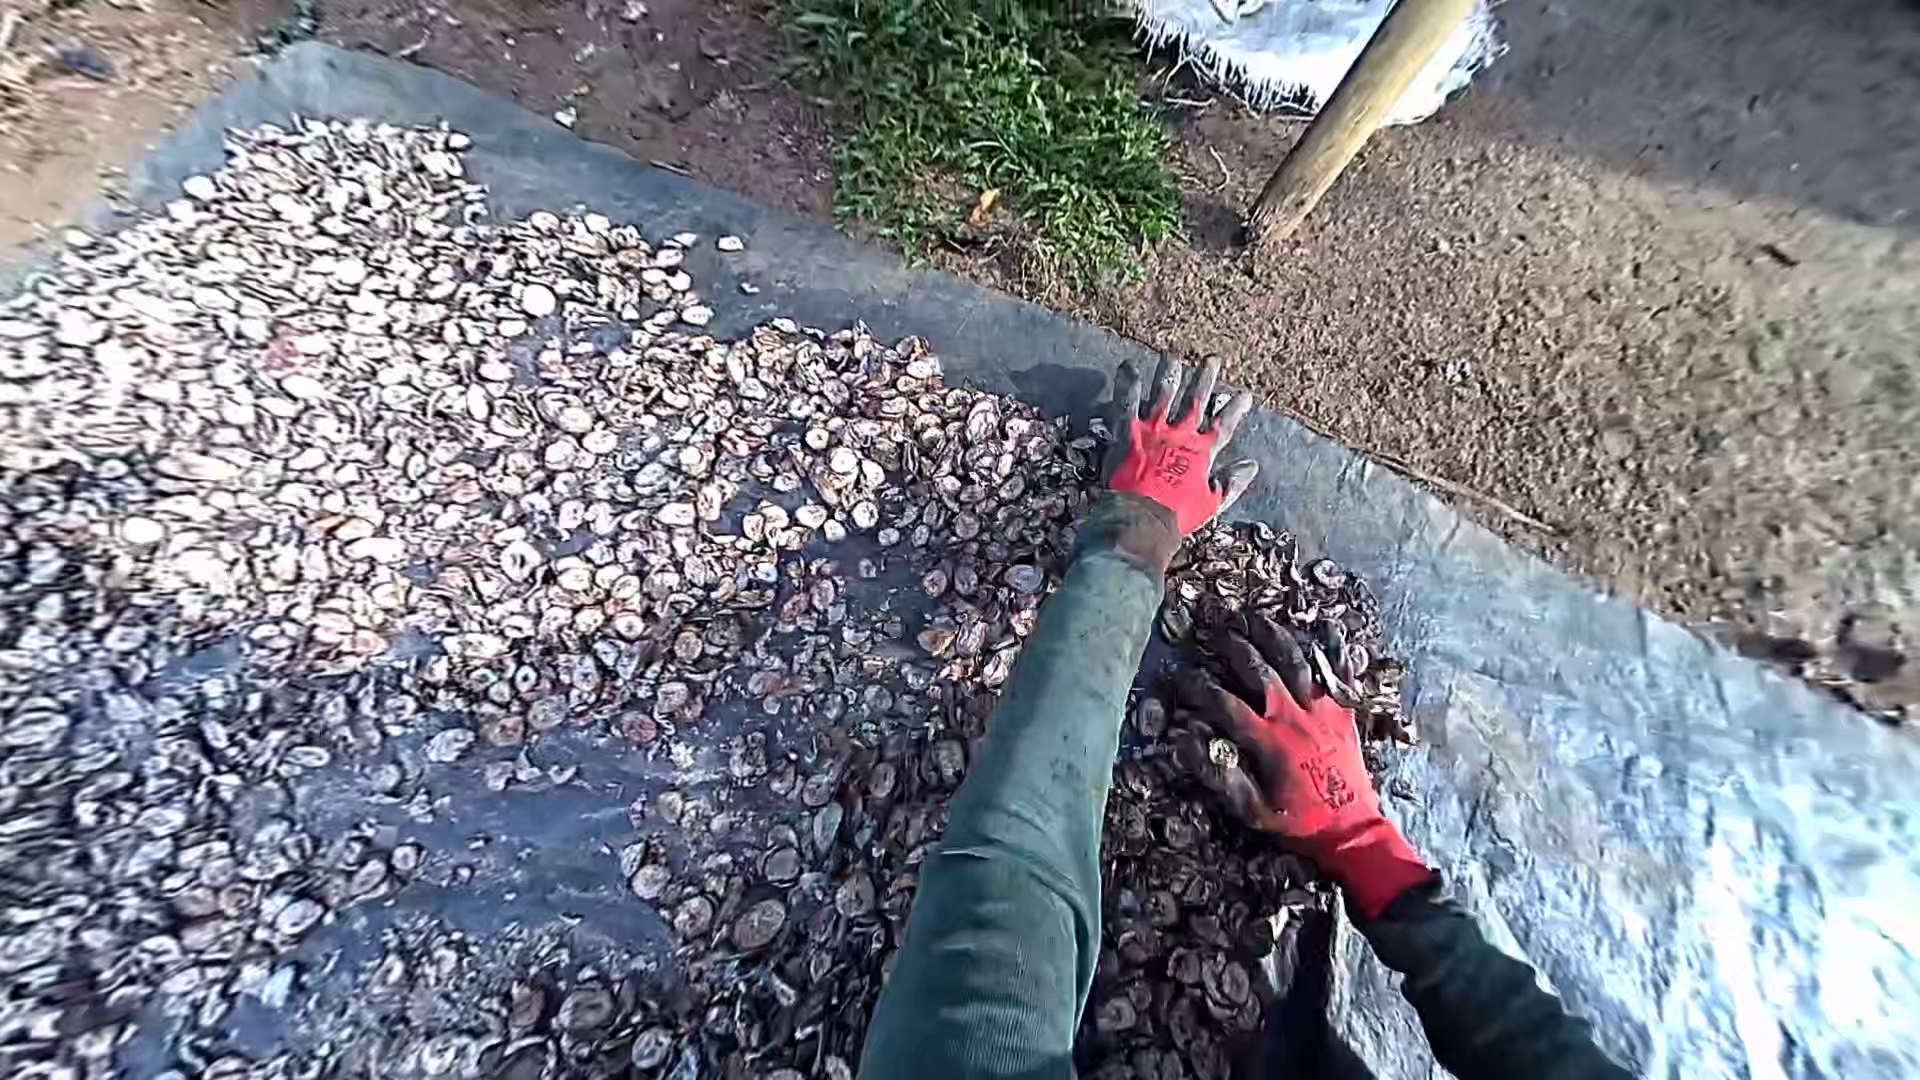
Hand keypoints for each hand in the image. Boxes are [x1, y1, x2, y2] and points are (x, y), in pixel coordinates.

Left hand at [1105, 355, 1257, 536]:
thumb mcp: (1211, 503)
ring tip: (1172, 355)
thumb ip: (1231, 483)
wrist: (1143, 517)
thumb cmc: (1176, 514)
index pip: (1223, 425)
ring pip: (1164, 394)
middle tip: (1212, 359)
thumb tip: (1251, 466)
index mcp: (1202, 451)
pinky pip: (1127, 403)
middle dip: (1205, 379)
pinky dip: (1127, 383)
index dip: (1234, 410)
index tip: (1245, 396)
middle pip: (1196, 400)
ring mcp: (1154, 430)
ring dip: (1170, 373)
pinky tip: (1127, 365)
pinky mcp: (1129, 432)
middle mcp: (1180, 434)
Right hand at [1180, 611, 1434, 918]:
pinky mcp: (1344, 714)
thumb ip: (1219, 778)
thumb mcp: (1252, 812)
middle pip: (1259, 670)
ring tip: (1255, 619)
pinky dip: (1333, 652)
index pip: (1224, 703)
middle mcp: (1294, 718)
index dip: (1199, 686)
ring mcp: (1322, 712)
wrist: (1354, 833)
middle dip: (1234, 647)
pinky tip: (1327, 629)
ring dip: (1273, 638)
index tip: (1182, 674)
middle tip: (1217, 632)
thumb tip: (1185, 743)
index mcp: (1268, 741)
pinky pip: (1340, 675)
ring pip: (1296, 663)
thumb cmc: (1298, 822)